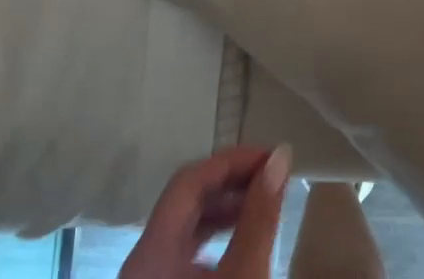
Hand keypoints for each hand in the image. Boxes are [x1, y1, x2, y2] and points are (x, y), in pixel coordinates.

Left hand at [120, 146, 291, 277]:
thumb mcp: (244, 272)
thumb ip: (259, 217)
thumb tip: (280, 158)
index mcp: (152, 248)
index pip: (190, 178)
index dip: (233, 160)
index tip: (275, 157)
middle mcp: (143, 256)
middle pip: (187, 198)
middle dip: (234, 180)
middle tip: (275, 176)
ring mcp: (151, 274)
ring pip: (188, 223)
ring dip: (229, 206)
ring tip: (266, 203)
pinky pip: (189, 245)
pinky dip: (219, 232)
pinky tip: (245, 237)